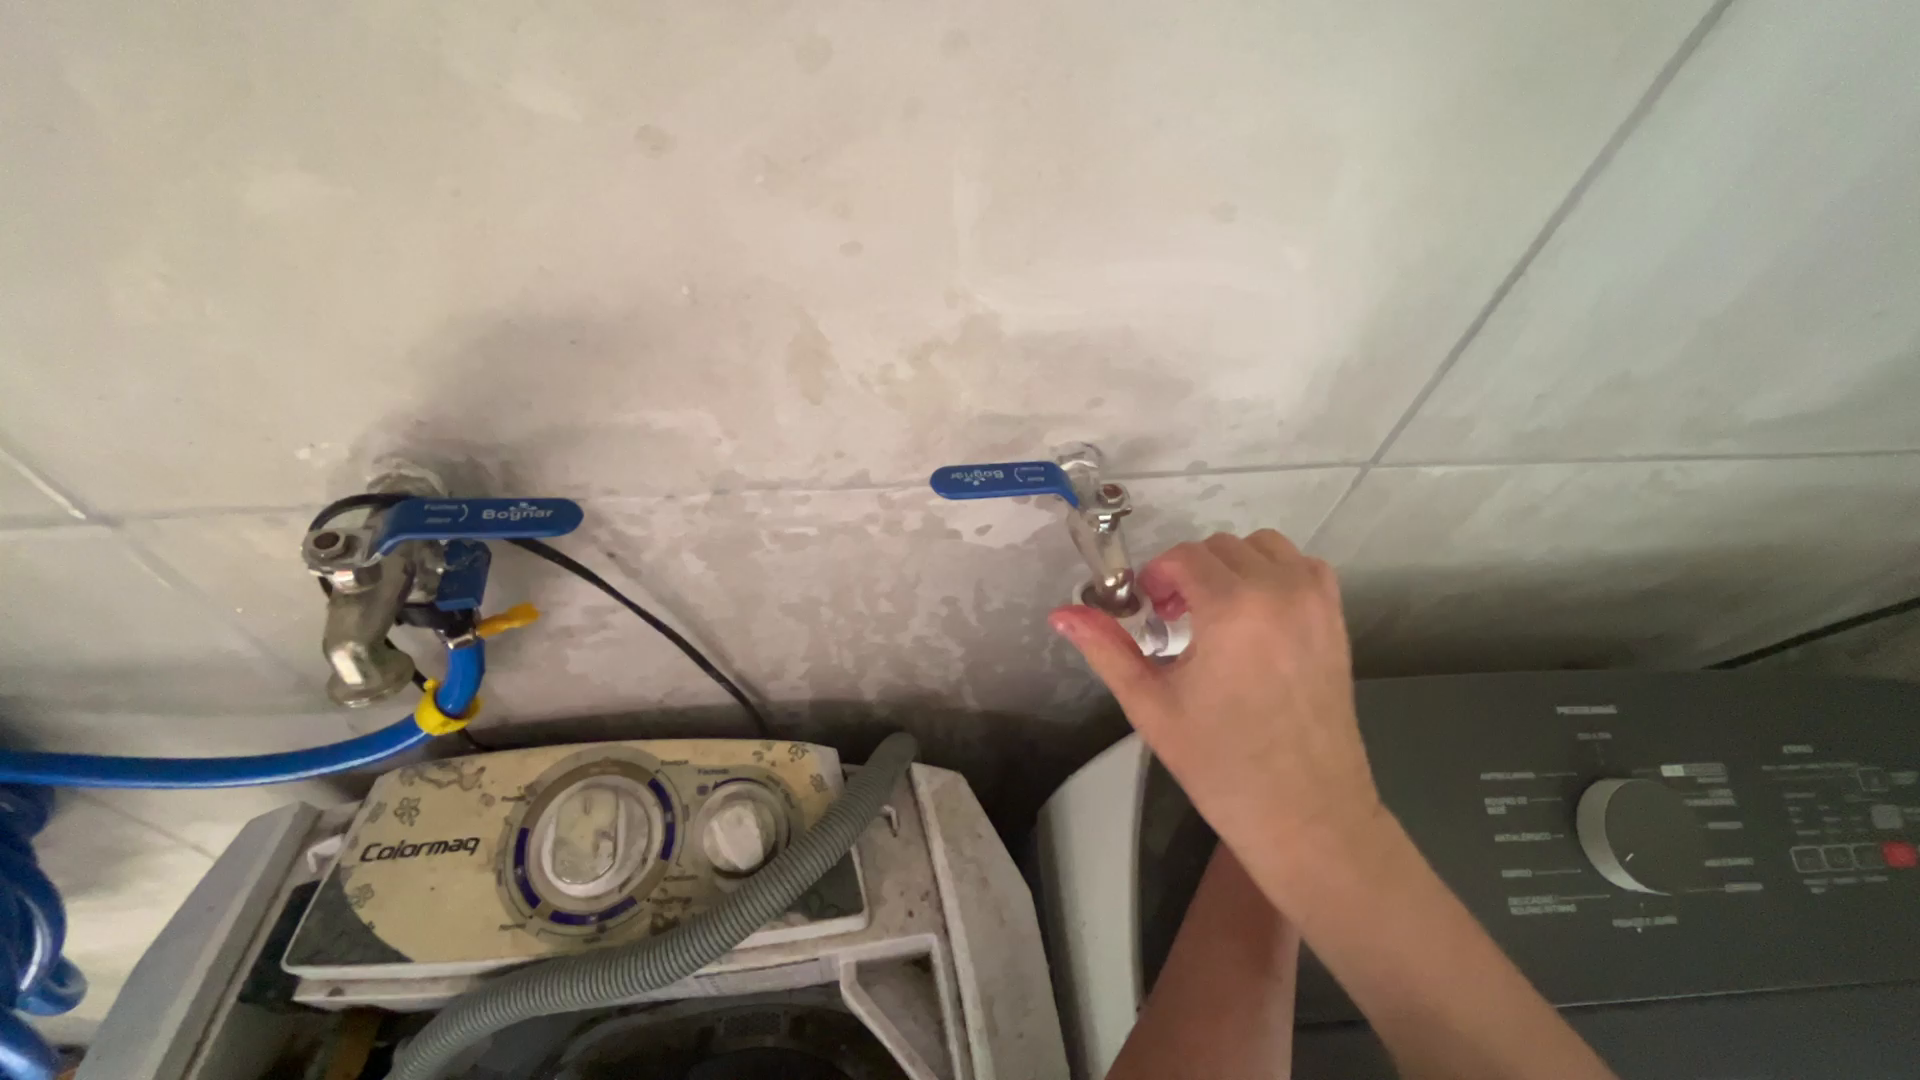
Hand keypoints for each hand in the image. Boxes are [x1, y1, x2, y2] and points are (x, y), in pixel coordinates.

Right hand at [1050, 531, 1388, 881]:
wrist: (1306, 814)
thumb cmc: (1221, 764)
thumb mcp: (1150, 705)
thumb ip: (1106, 649)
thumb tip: (1060, 613)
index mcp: (1232, 608)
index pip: (1183, 557)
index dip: (1156, 577)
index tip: (1150, 612)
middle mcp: (1280, 590)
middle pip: (1220, 548)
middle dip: (1189, 573)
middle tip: (1175, 621)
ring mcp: (1316, 603)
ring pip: (1263, 548)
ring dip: (1231, 568)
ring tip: (1216, 617)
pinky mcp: (1337, 620)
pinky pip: (1302, 567)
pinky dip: (1273, 576)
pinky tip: (1255, 619)